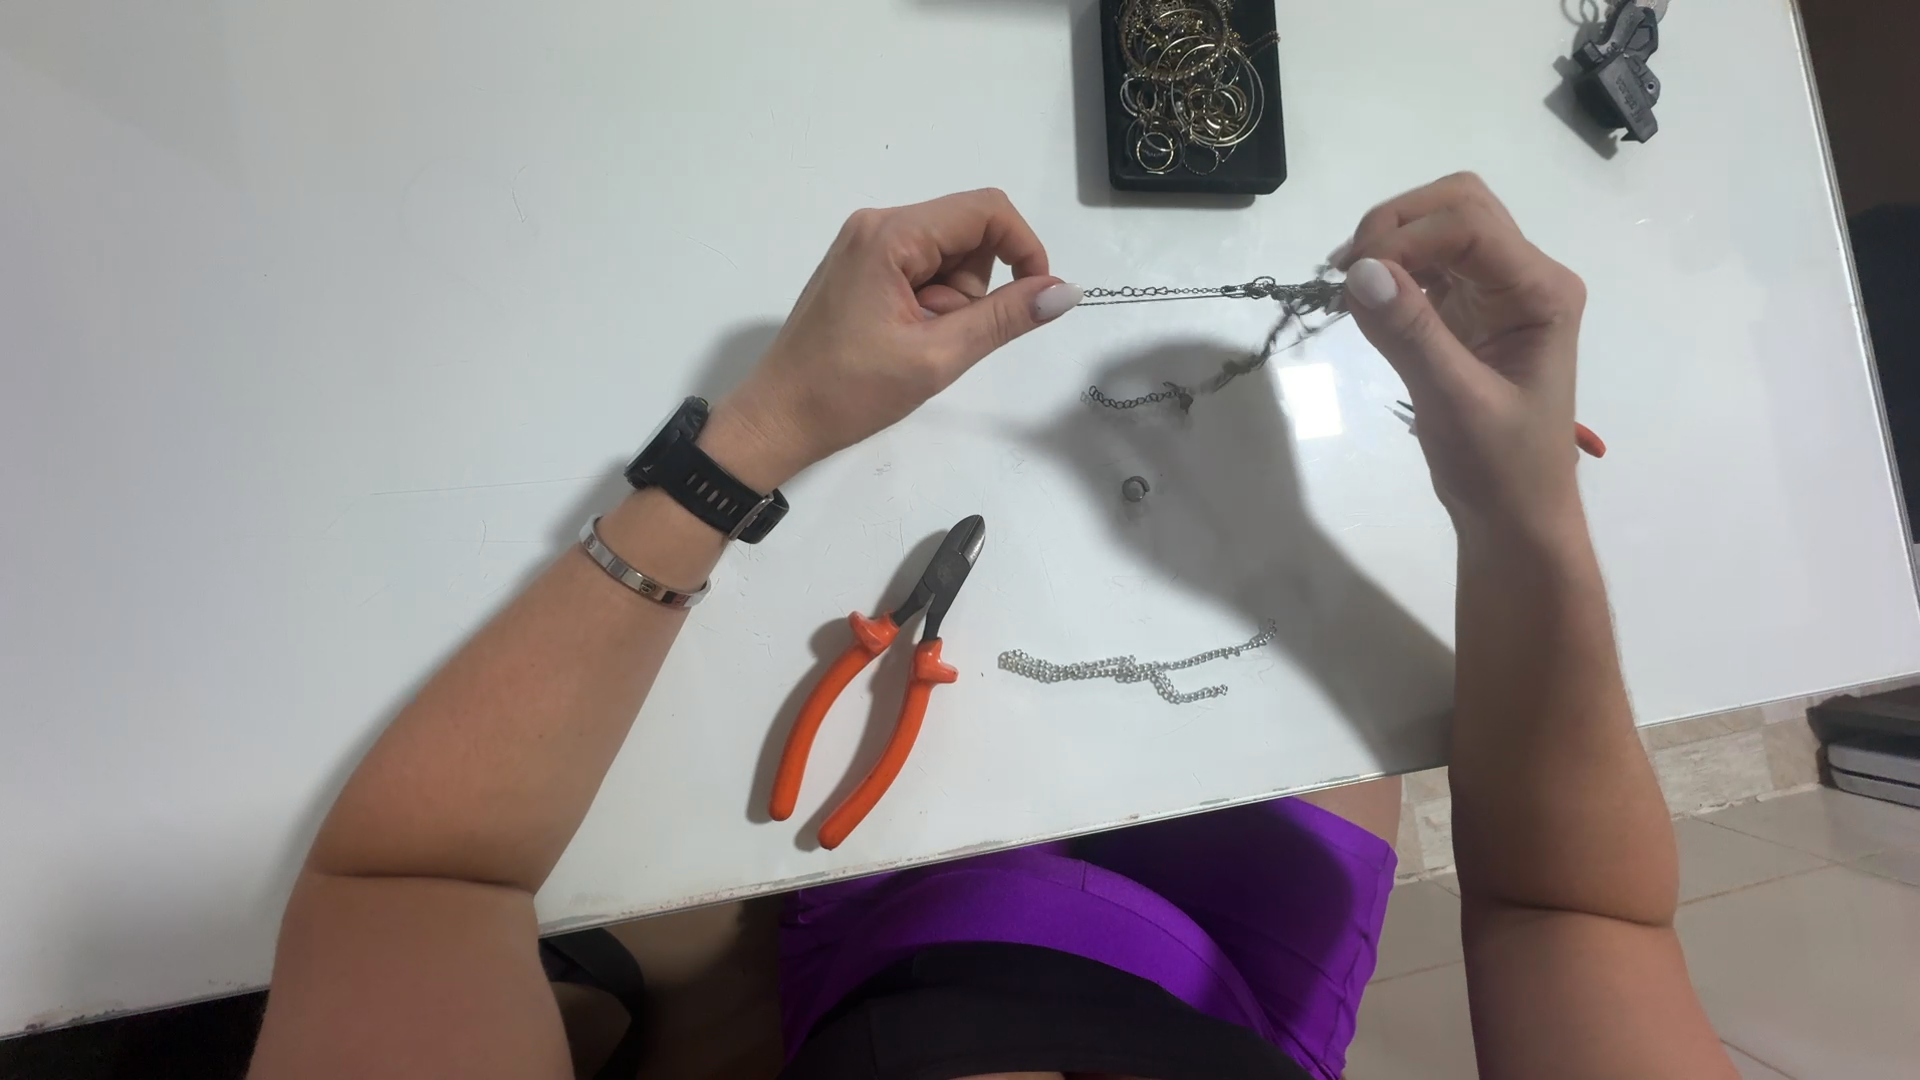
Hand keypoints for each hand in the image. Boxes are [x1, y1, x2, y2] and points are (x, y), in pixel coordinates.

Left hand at [700, 189, 1082, 488]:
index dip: (1024, 248)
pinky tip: (905, 344)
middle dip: (976, 290)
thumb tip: (1064, 292)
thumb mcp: (936, 358)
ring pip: (946, 260)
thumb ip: (1004, 320)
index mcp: (891, 235)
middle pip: (966, 236)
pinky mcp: (861, 274)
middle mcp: (876, 226)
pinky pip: (920, 276)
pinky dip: (930, 310)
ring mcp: (865, 249)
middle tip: (944, 341)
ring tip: (918, 348)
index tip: (1035, 299)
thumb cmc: (849, 392)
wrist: (779, 419)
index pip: (985, 210)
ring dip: (952, 305)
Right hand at [1335, 173, 1588, 543]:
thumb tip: (1358, 271)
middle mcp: (1521, 279)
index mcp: (1538, 292)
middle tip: (1342, 270)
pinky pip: (1425, 271)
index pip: (1470, 226)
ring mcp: (1492, 296)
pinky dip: (1387, 274)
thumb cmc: (1497, 464)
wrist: (1512, 511)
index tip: (1346, 278)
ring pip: (1440, 231)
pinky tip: (1361, 303)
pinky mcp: (1463, 316)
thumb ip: (1409, 333)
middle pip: (1460, 206)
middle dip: (1396, 224)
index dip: (1403, 238)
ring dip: (1388, 245)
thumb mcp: (1452, 400)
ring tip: (1344, 288)